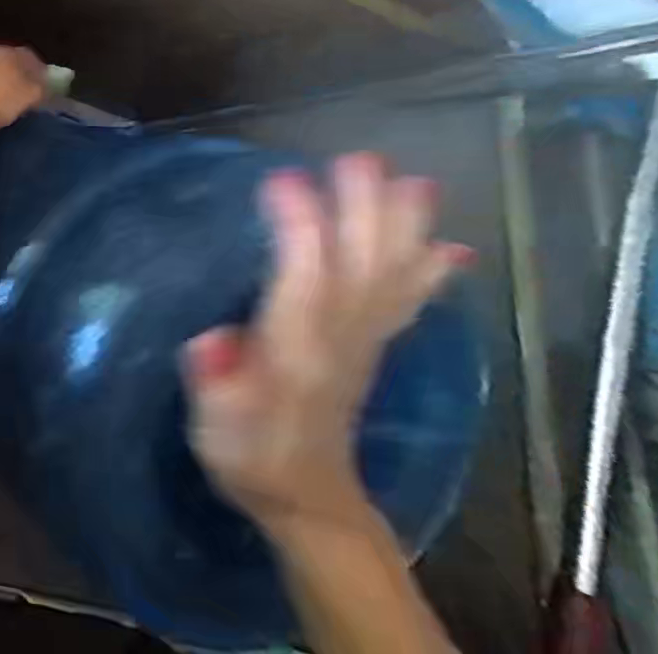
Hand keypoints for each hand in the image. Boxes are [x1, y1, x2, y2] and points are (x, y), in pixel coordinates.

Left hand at [0, 45, 48, 137]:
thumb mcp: (30, 97)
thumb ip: (42, 88)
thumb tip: (45, 86)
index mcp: (7, 51)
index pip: (30, 56)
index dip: (40, 71)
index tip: (45, 85)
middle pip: (10, 62)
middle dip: (20, 75)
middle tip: (27, 92)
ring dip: (1, 82)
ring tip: (8, 99)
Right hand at [182, 154, 471, 533]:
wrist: (309, 498)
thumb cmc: (248, 456)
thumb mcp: (216, 430)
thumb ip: (214, 387)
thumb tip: (208, 343)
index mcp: (296, 354)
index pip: (304, 282)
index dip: (299, 229)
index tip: (283, 178)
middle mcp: (339, 341)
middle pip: (359, 268)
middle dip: (364, 211)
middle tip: (360, 159)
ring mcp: (363, 342)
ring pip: (391, 277)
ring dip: (404, 229)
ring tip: (415, 182)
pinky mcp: (372, 347)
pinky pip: (406, 301)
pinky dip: (429, 271)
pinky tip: (448, 247)